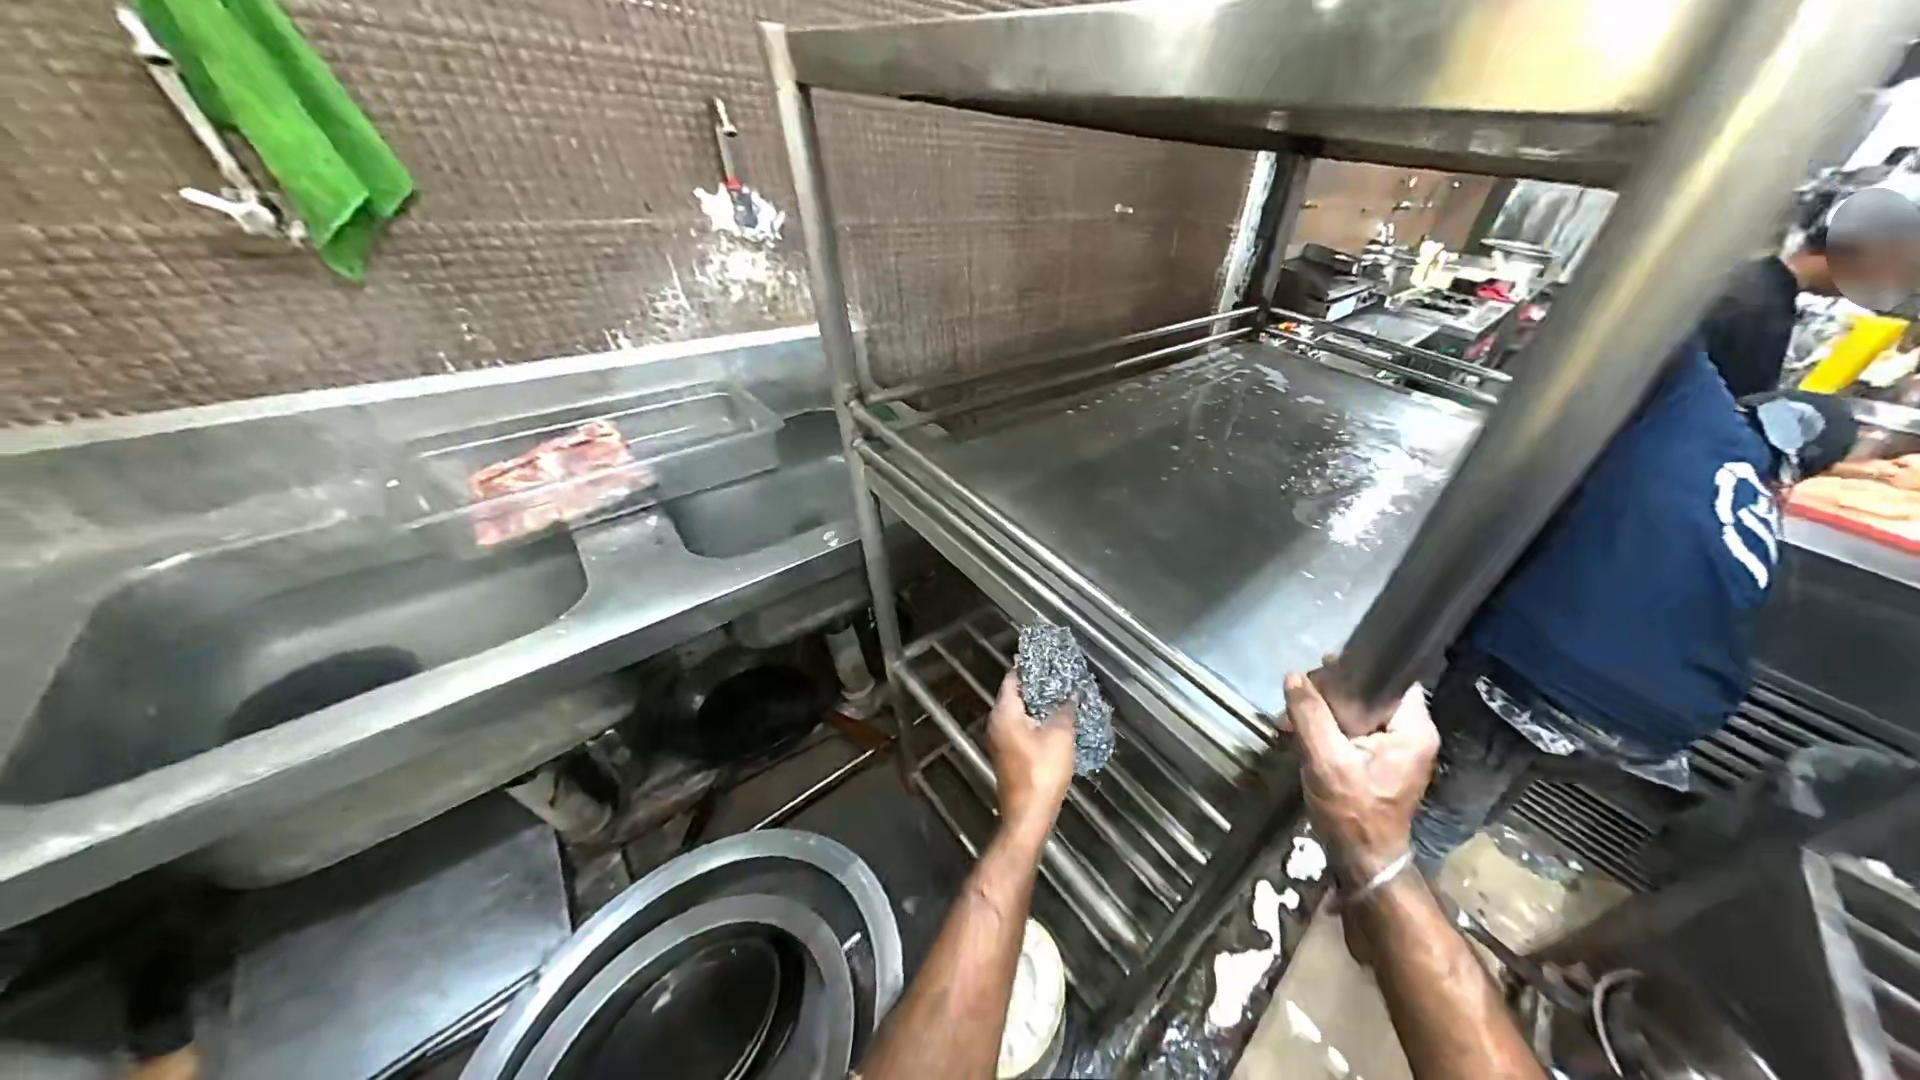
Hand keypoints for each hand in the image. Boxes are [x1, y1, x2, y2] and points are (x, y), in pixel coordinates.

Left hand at [986, 672, 1075, 841]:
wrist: (1028, 814)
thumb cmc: (1042, 771)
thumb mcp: (1060, 735)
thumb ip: (1065, 709)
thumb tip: (1072, 693)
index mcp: (1004, 713)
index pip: (1012, 680)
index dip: (1027, 667)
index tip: (1043, 657)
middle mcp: (996, 723)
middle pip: (1014, 696)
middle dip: (1035, 686)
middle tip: (1057, 675)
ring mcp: (999, 740)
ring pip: (1017, 713)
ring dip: (1036, 705)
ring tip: (1060, 696)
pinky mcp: (1007, 754)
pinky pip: (1019, 728)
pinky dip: (1034, 721)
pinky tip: (1053, 722)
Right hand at [1284, 668, 1437, 881]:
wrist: (1362, 858)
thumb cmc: (1352, 810)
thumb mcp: (1326, 760)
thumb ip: (1310, 716)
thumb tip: (1294, 677)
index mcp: (1413, 731)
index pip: (1393, 680)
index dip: (1360, 669)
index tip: (1323, 668)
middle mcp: (1411, 735)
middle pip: (1372, 692)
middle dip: (1333, 691)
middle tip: (1301, 696)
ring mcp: (1395, 749)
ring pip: (1358, 710)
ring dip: (1325, 709)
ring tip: (1294, 715)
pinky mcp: (1378, 760)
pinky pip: (1352, 728)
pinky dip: (1328, 726)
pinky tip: (1301, 731)